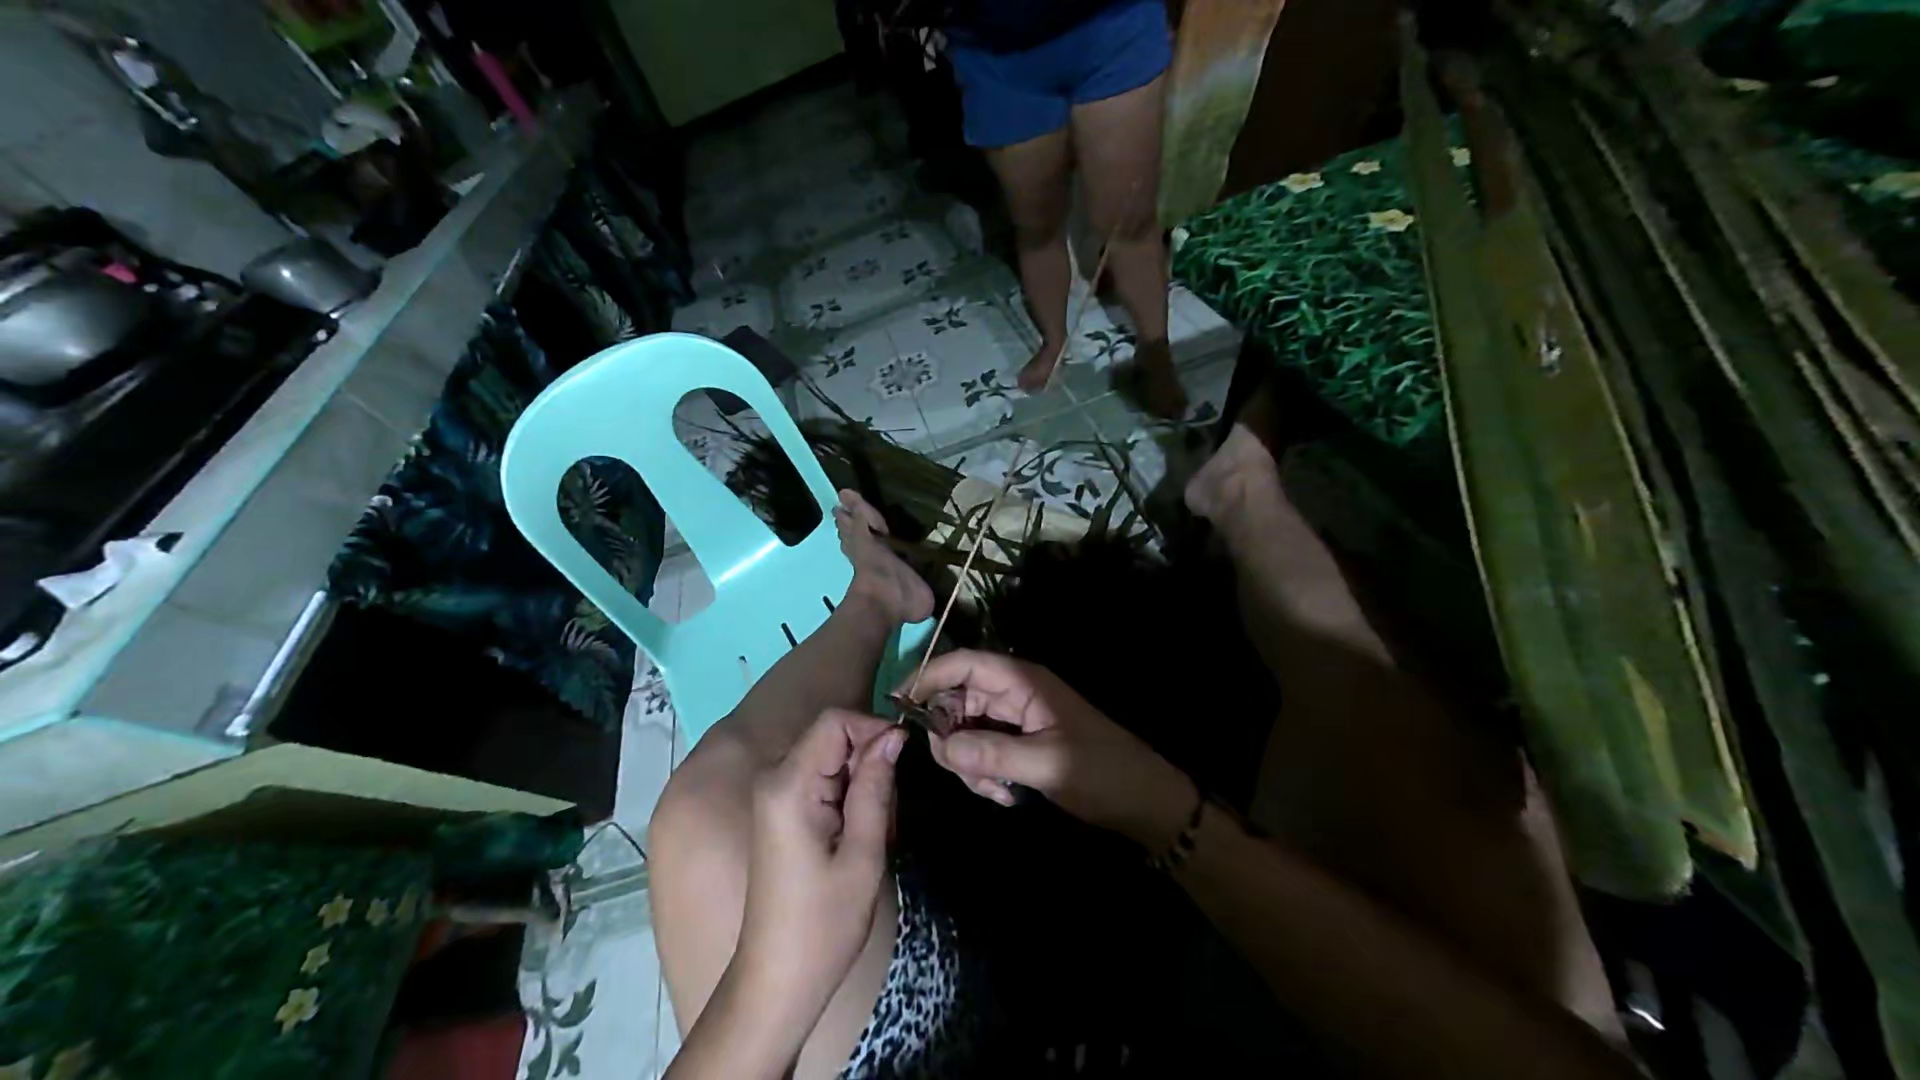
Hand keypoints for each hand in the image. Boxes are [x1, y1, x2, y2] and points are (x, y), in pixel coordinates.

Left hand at [732, 708, 904, 1035]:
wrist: (778, 979)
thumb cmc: (824, 923)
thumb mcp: (864, 853)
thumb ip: (876, 786)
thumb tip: (894, 734)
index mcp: (788, 785)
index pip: (834, 721)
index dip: (872, 728)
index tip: (901, 760)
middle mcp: (774, 778)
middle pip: (832, 736)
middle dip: (869, 760)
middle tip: (888, 811)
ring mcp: (774, 793)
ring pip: (832, 756)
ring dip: (862, 780)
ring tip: (875, 831)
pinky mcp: (780, 808)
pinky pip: (822, 777)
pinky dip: (848, 793)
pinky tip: (859, 833)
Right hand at [905, 650, 1196, 850]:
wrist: (1144, 801)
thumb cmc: (1102, 772)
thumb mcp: (1047, 764)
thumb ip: (993, 754)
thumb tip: (942, 746)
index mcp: (1022, 681)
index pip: (963, 663)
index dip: (928, 677)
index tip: (899, 706)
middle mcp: (1013, 693)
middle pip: (956, 699)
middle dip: (950, 736)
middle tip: (962, 771)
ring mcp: (1015, 718)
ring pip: (965, 729)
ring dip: (968, 762)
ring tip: (995, 792)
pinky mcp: (1018, 742)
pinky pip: (981, 750)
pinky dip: (982, 772)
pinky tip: (1004, 796)